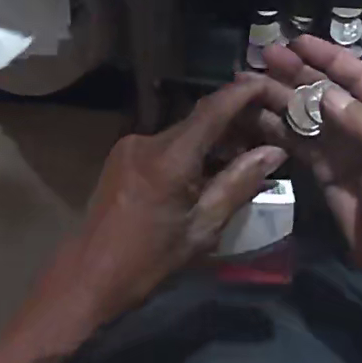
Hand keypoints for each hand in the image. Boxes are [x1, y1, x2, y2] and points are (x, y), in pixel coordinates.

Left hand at [42, 76, 287, 327]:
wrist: (87, 276)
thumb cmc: (148, 261)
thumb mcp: (202, 228)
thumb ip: (239, 184)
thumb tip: (274, 153)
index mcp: (170, 157)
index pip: (213, 110)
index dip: (244, 93)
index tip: (269, 86)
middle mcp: (149, 140)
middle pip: (200, 119)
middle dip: (236, 123)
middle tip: (269, 134)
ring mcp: (132, 144)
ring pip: (185, 132)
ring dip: (214, 139)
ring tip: (245, 156)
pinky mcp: (123, 154)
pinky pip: (168, 144)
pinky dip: (192, 150)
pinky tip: (209, 169)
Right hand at [260, 36, 361, 300]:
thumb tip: (326, 91)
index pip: (359, 77)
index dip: (328, 57)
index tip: (297, 42)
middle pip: (328, 92)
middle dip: (297, 73)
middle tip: (264, 56)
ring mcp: (346, 149)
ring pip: (309, 115)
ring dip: (281, 98)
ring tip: (250, 83)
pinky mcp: (327, 172)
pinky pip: (301, 143)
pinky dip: (279, 130)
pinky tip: (257, 117)